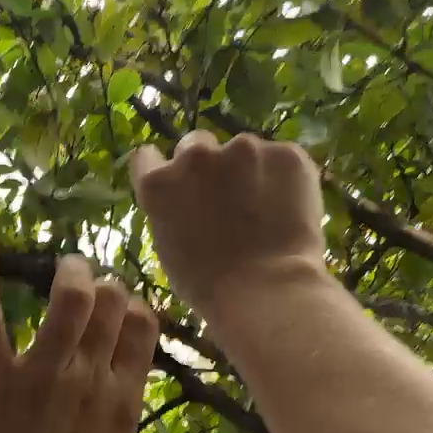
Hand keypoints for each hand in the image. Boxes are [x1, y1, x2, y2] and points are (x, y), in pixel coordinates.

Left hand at [0, 229, 157, 432]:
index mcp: (124, 405)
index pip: (143, 329)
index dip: (133, 309)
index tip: (119, 311)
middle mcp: (90, 380)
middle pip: (111, 305)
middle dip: (103, 287)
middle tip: (83, 286)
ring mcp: (43, 377)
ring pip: (69, 299)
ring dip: (69, 275)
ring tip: (62, 269)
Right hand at [129, 131, 327, 318]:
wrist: (265, 288)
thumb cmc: (204, 282)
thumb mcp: (167, 244)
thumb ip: (170, 208)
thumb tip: (186, 197)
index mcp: (158, 183)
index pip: (147, 157)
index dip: (160, 168)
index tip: (173, 182)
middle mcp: (195, 156)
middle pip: (194, 144)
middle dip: (204, 165)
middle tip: (220, 198)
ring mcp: (243, 149)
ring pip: (241, 152)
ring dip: (245, 171)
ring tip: (260, 209)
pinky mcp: (285, 153)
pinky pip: (278, 159)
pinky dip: (280, 178)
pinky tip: (284, 210)